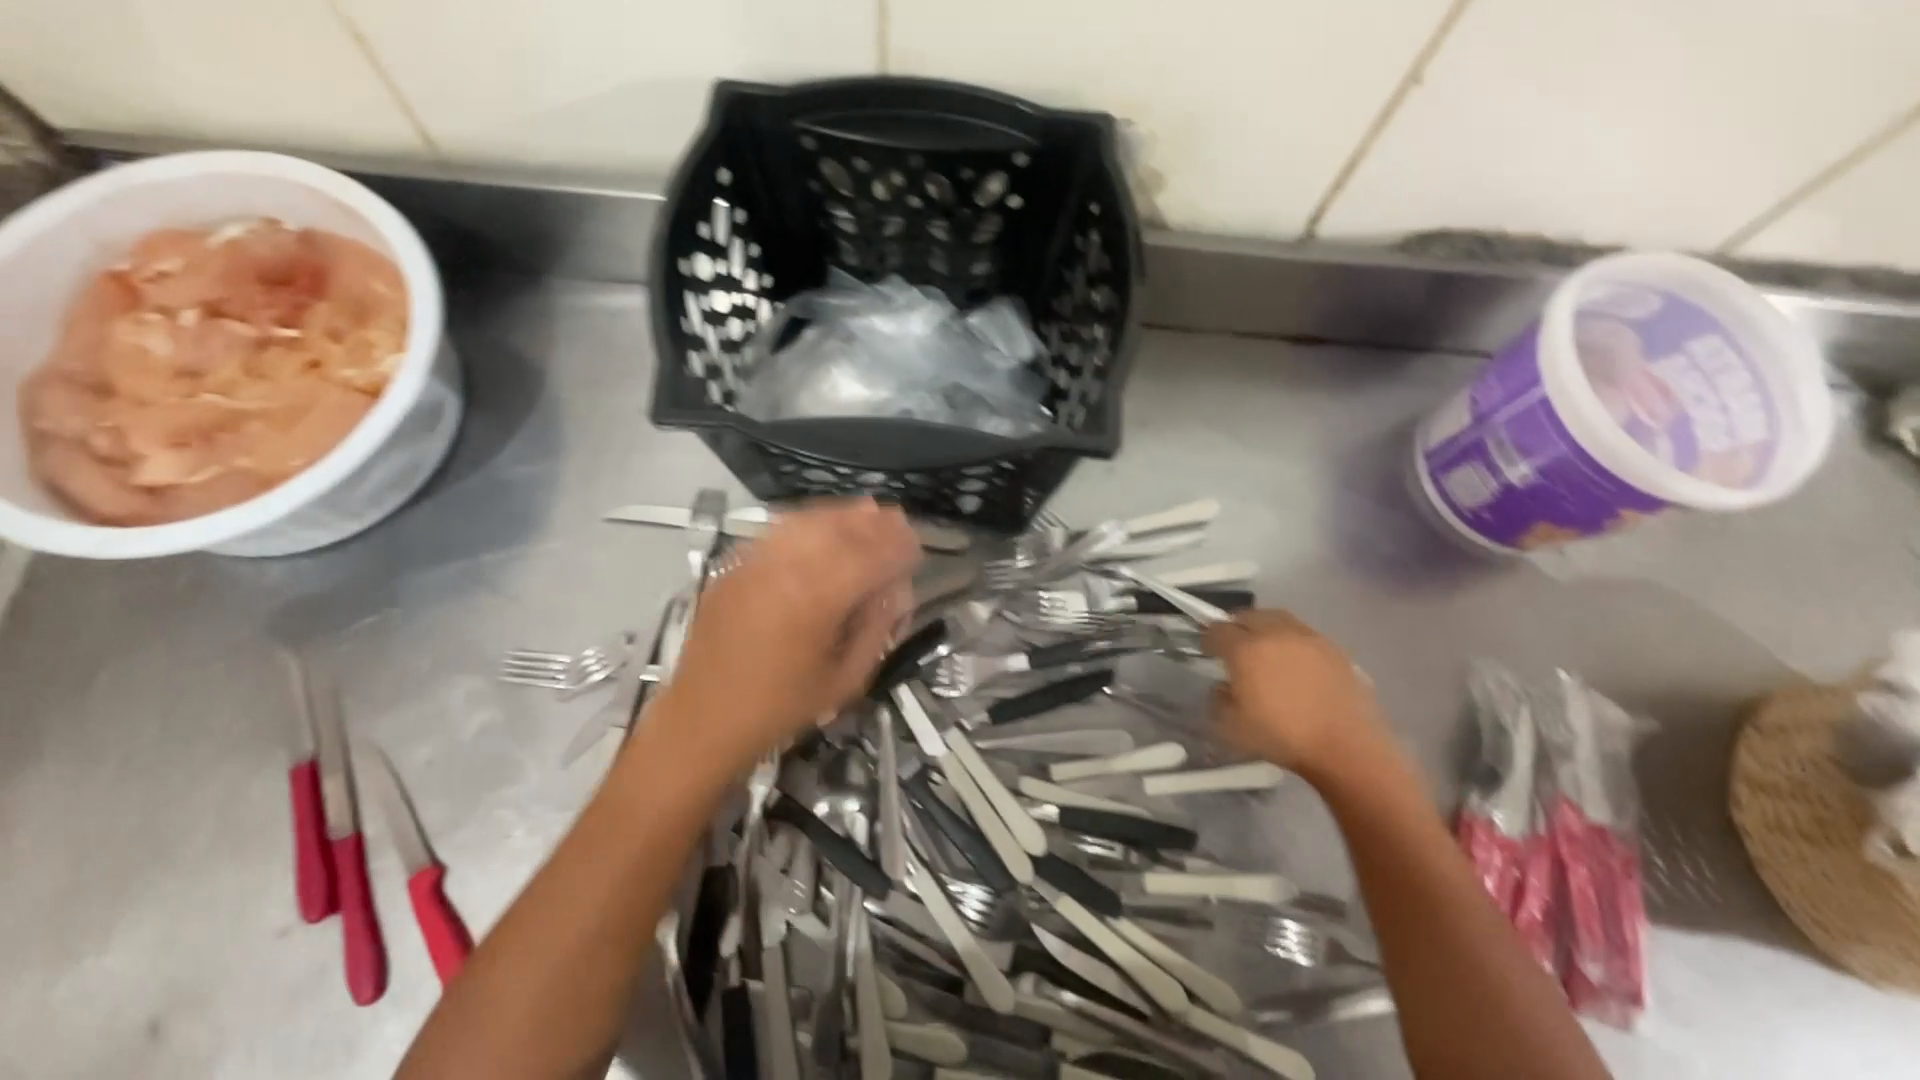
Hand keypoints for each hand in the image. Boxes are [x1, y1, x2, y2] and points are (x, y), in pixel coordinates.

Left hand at [650, 498, 921, 771]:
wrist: (704, 719)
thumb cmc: (781, 707)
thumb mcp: (845, 680)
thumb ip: (877, 628)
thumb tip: (896, 590)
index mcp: (819, 599)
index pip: (872, 555)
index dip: (899, 547)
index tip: (917, 547)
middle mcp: (787, 568)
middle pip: (842, 530)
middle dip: (875, 524)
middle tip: (899, 521)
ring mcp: (756, 562)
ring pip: (808, 521)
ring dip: (842, 516)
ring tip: (867, 513)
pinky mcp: (735, 565)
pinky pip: (777, 530)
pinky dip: (806, 521)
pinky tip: (821, 525)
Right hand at [1202, 610, 1385, 777]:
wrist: (1346, 746)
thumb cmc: (1282, 737)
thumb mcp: (1231, 728)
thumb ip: (1218, 700)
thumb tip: (1224, 687)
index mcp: (1245, 650)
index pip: (1217, 630)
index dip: (1207, 639)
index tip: (1207, 651)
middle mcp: (1275, 633)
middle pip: (1248, 616)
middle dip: (1235, 627)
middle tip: (1233, 646)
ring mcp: (1308, 637)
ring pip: (1278, 619)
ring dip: (1264, 628)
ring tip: (1264, 648)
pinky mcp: (1334, 648)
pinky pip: (1303, 633)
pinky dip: (1291, 640)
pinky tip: (1295, 661)